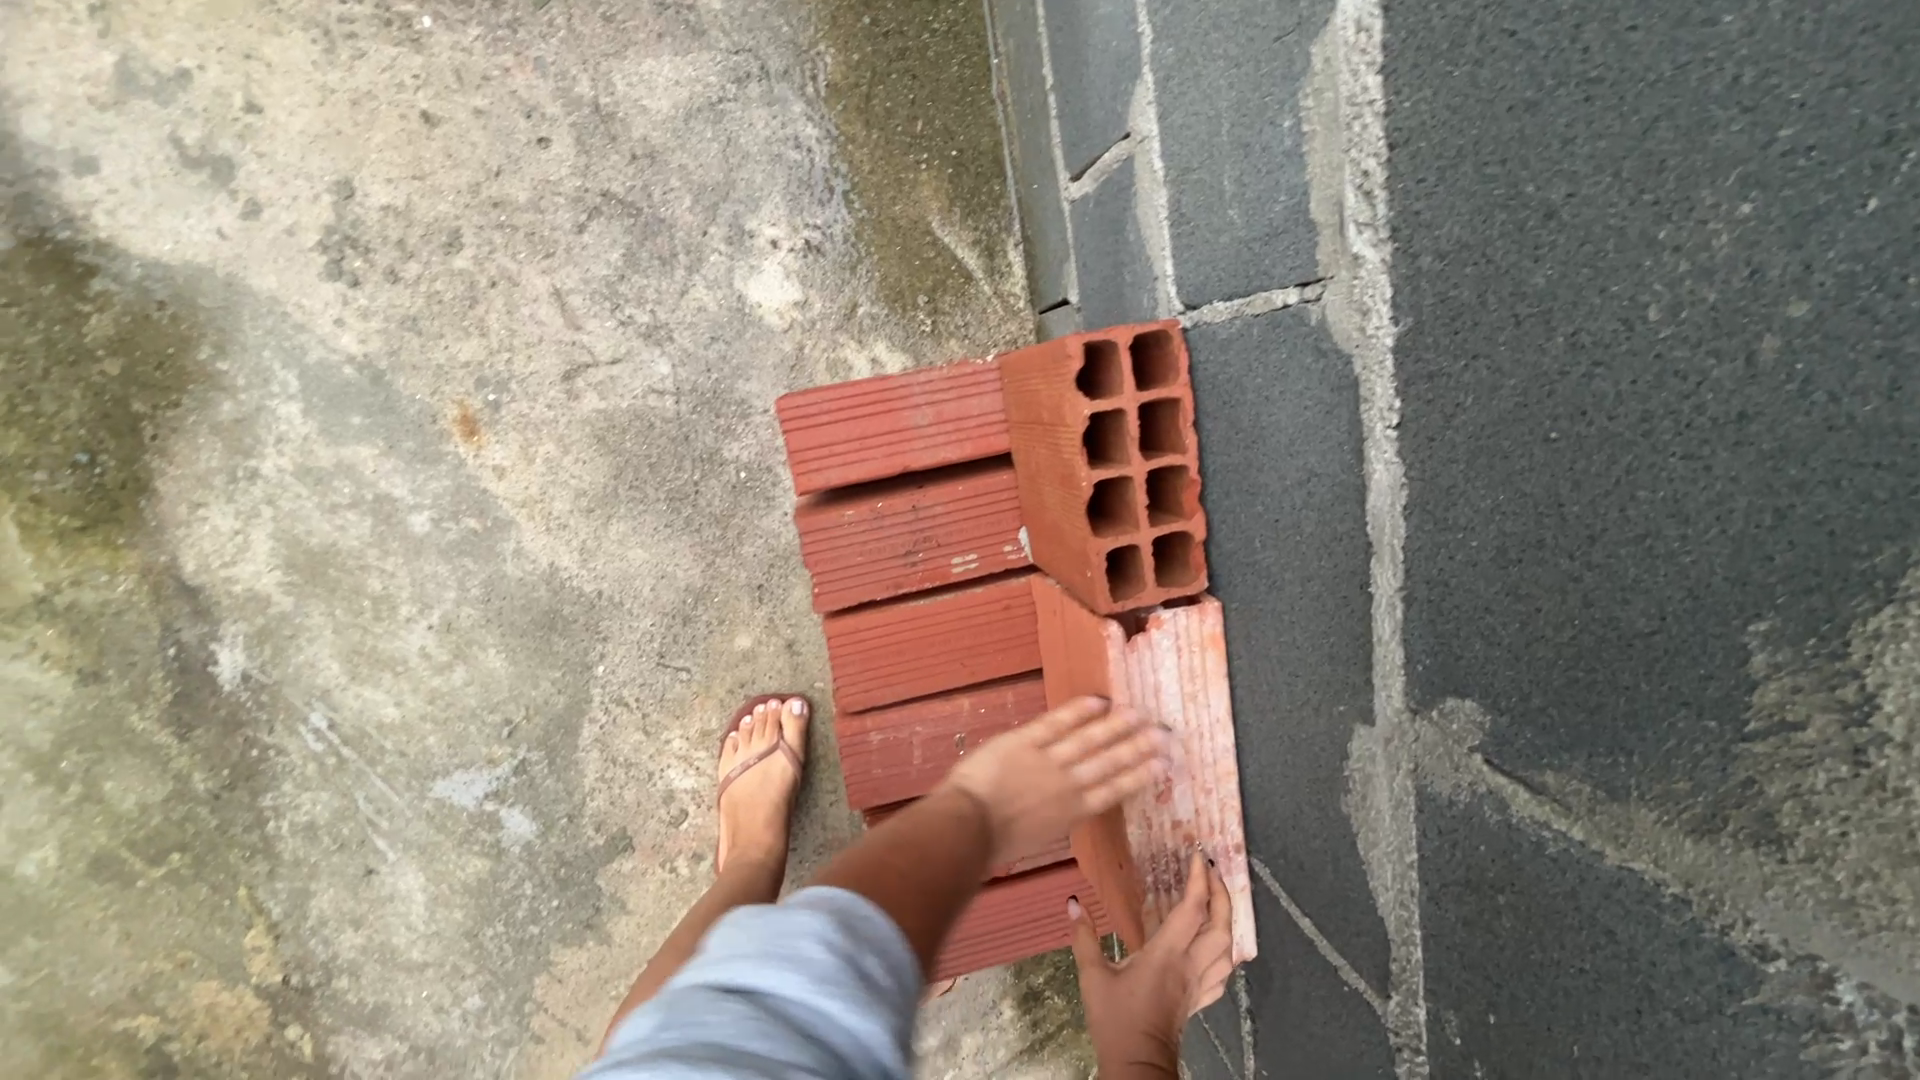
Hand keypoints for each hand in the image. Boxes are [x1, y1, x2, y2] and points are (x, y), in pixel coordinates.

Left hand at [938, 695, 1167, 867]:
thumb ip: (1054, 818)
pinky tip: (1099, 701)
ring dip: (1118, 727)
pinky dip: (1078, 712)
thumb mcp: (1036, 836)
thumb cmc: (994, 842)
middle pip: (1110, 762)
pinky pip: (1056, 723)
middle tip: (1166, 734)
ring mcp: (1048, 760)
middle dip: (1140, 748)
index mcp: (1072, 813)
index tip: (1163, 764)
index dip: (1140, 776)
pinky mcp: (1025, 741)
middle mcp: (1068, 785)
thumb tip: (1068, 808)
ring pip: (1090, 740)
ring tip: (1141, 715)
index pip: (1114, 790)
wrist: (968, 826)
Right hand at [1069, 852, 1234, 1076]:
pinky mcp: (1200, 1001)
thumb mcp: (1093, 976)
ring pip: (1228, 948)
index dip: (1199, 879)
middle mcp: (1190, 966)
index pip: (1193, 909)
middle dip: (1221, 894)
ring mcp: (1199, 985)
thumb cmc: (1116, 1020)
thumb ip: (1085, 937)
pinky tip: (1217, 946)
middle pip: (1221, 926)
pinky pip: (1223, 972)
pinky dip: (1225, 951)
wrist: (1137, 1065)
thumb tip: (1074, 903)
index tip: (1197, 855)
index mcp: (1168, 954)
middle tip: (1211, 870)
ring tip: (1216, 900)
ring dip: (1227, 920)